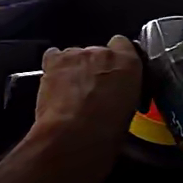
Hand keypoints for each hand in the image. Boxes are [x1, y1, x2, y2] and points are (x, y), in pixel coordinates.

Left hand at [27, 36, 142, 179]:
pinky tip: (55, 85)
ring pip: (76, 56)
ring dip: (75, 70)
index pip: (123, 46)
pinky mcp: (54, 60)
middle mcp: (102, 52)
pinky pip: (54, 56)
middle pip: (98, 53)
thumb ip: (123, 93)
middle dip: (95, 69)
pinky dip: (55, 68)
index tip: (114, 75)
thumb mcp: (128, 113)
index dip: (116, 61)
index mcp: (128, 64)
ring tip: (71, 95)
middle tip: (91, 92)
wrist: (72, 136)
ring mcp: (76, 54)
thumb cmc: (104, 133)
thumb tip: (115, 97)